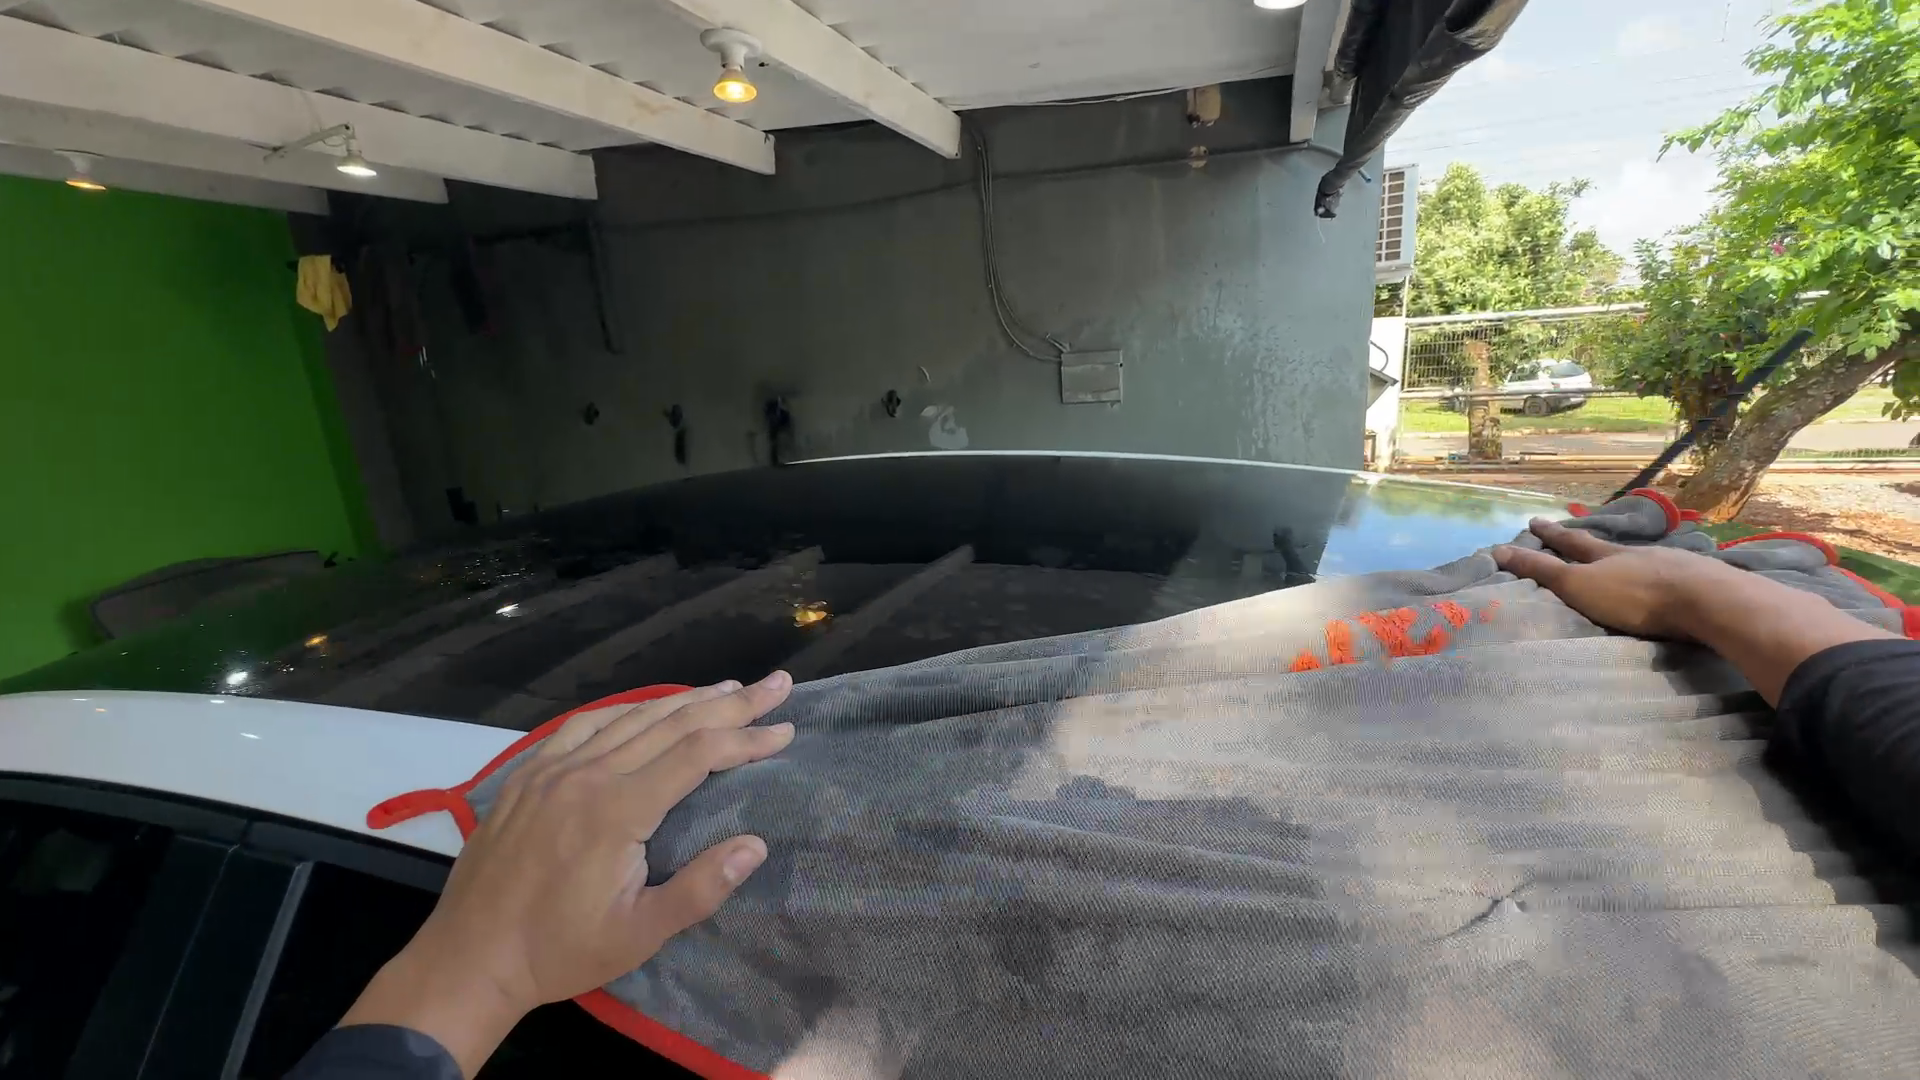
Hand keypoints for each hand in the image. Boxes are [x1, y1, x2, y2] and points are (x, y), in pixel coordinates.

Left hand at [341, 671, 796, 1075]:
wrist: (464, 962)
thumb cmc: (559, 952)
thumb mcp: (637, 936)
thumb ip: (700, 889)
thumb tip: (757, 844)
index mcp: (616, 811)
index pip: (698, 753)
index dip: (747, 737)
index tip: (786, 729)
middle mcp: (588, 774)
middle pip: (674, 721)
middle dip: (734, 702)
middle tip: (777, 683)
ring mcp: (554, 767)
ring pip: (635, 714)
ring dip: (689, 697)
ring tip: (730, 687)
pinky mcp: (531, 772)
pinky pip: (589, 722)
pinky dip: (631, 707)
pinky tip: (650, 706)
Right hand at [1492, 518, 1741, 639]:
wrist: (1714, 603)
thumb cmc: (1635, 595)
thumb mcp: (1577, 584)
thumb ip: (1541, 570)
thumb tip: (1497, 549)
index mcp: (1606, 555)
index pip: (1570, 541)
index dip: (1550, 533)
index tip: (1533, 521)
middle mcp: (1639, 553)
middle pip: (1609, 546)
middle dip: (1590, 543)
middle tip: (1579, 533)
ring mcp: (1675, 564)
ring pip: (1644, 558)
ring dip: (1630, 560)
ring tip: (1625, 562)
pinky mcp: (1706, 581)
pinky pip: (1675, 573)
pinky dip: (1664, 575)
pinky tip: (1669, 579)